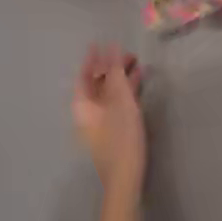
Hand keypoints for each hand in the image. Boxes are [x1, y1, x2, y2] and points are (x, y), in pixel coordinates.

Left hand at [72, 43, 146, 196]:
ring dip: (120, 78)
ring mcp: (100, 122)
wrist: (124, 176)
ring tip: (137, 64)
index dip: (92, 59)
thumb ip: (116, 74)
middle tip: (128, 53)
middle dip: (110, 67)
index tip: (100, 43)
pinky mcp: (113, 129)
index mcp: (83, 104)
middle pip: (97, 83)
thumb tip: (111, 50)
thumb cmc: (121, 136)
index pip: (85, 75)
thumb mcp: (120, 101)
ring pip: (108, 93)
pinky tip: (139, 85)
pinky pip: (117, 103)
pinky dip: (126, 91)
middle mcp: (88, 112)